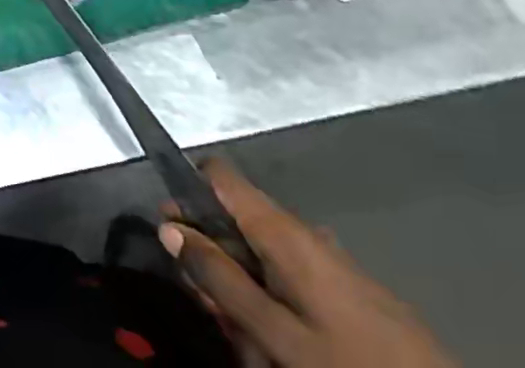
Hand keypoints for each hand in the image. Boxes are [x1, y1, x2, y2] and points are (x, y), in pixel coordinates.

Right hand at [160, 163, 456, 367]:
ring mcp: (336, 266)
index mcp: (285, 232)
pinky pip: (292, 276)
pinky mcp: (355, 294)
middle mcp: (309, 236)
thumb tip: (169, 228)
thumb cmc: (351, 362)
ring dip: (239, 280)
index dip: (185, 187)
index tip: (169, 224)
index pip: (221, 175)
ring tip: (240, 326)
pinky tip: (275, 332)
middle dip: (211, 251)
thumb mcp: (273, 330)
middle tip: (203, 295)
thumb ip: (218, 276)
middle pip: (236, 219)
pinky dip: (270, 295)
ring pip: (262, 253)